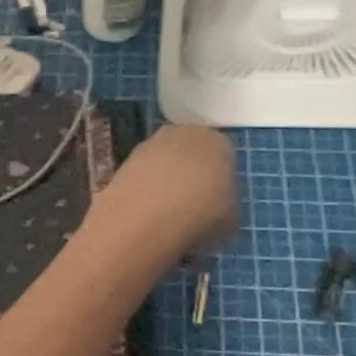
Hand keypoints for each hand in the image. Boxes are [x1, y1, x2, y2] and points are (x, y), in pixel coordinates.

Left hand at [94, 123, 239, 260]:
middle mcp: (185, 134)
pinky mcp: (125, 161)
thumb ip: (226, 206)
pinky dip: (144, 192)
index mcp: (219, 143)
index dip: (219, 184)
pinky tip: (145, 216)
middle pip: (192, 155)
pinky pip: (143, 177)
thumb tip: (216, 206)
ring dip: (165, 184)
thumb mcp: (231, 221)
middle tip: (190, 210)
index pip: (224, 159)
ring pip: (165, 165)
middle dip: (191, 178)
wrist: (148, 218)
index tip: (214, 207)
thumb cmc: (201, 218)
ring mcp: (151, 144)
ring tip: (165, 217)